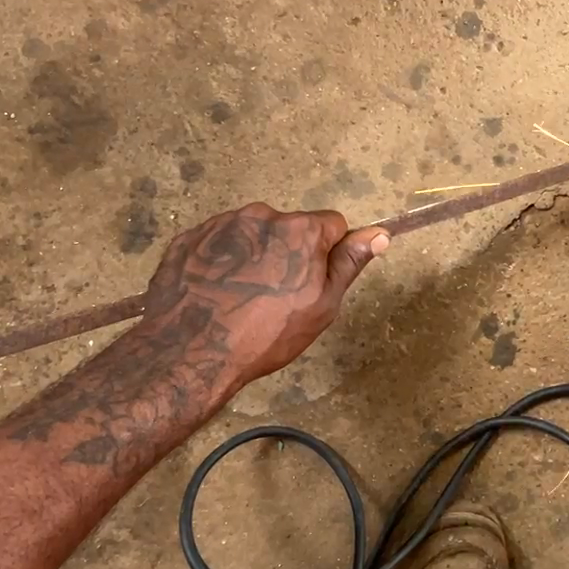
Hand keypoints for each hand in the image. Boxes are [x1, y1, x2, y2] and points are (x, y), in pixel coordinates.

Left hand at [139, 203, 389, 382]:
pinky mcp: (189, 238)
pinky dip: (221, 261)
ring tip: (241, 296)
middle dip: (289, 252)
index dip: (327, 254)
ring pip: (253, 234)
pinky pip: (218, 243)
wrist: (188, 353)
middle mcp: (263, 214)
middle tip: (275, 296)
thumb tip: (381, 234)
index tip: (310, 283)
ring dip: (255, 255)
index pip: (331, 226)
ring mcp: (222, 224)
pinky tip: (215, 292)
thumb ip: (350, 263)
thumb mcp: (322, 305)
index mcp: (302, 228)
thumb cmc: (267, 333)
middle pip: (290, 228)